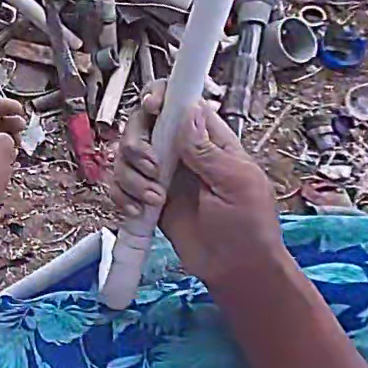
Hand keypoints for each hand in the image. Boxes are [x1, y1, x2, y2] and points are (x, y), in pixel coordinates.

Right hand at [107, 83, 284, 286]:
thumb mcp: (237, 184)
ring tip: (154, 200)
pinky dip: (121, 197)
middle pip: (141, 126)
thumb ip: (209, 151)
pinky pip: (119, 186)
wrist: (235, 270)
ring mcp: (160, 175)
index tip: (151, 108)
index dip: (160, 97)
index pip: (180, 103)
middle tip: (153, 169)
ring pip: (125, 157)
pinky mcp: (144, 198)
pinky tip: (138, 212)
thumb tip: (188, 112)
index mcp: (208, 140)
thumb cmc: (249, 226)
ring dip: (131, 177)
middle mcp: (179, 152)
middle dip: (137, 145)